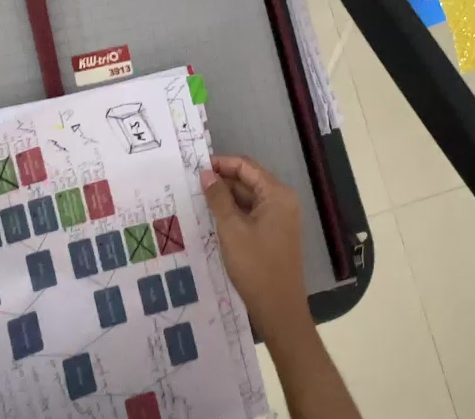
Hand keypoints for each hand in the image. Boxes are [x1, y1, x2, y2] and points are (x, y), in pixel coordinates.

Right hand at [202, 154, 309, 333]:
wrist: (279, 311)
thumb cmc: (256, 266)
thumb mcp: (231, 229)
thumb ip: (218, 198)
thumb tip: (206, 174)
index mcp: (277, 195)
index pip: (246, 166)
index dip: (221, 164)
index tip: (195, 167)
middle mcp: (282, 201)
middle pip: (248, 180)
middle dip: (222, 180)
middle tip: (192, 183)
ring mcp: (279, 219)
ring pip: (248, 198)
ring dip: (226, 197)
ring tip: (198, 198)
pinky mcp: (274, 234)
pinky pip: (251, 213)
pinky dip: (234, 212)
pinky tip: (213, 217)